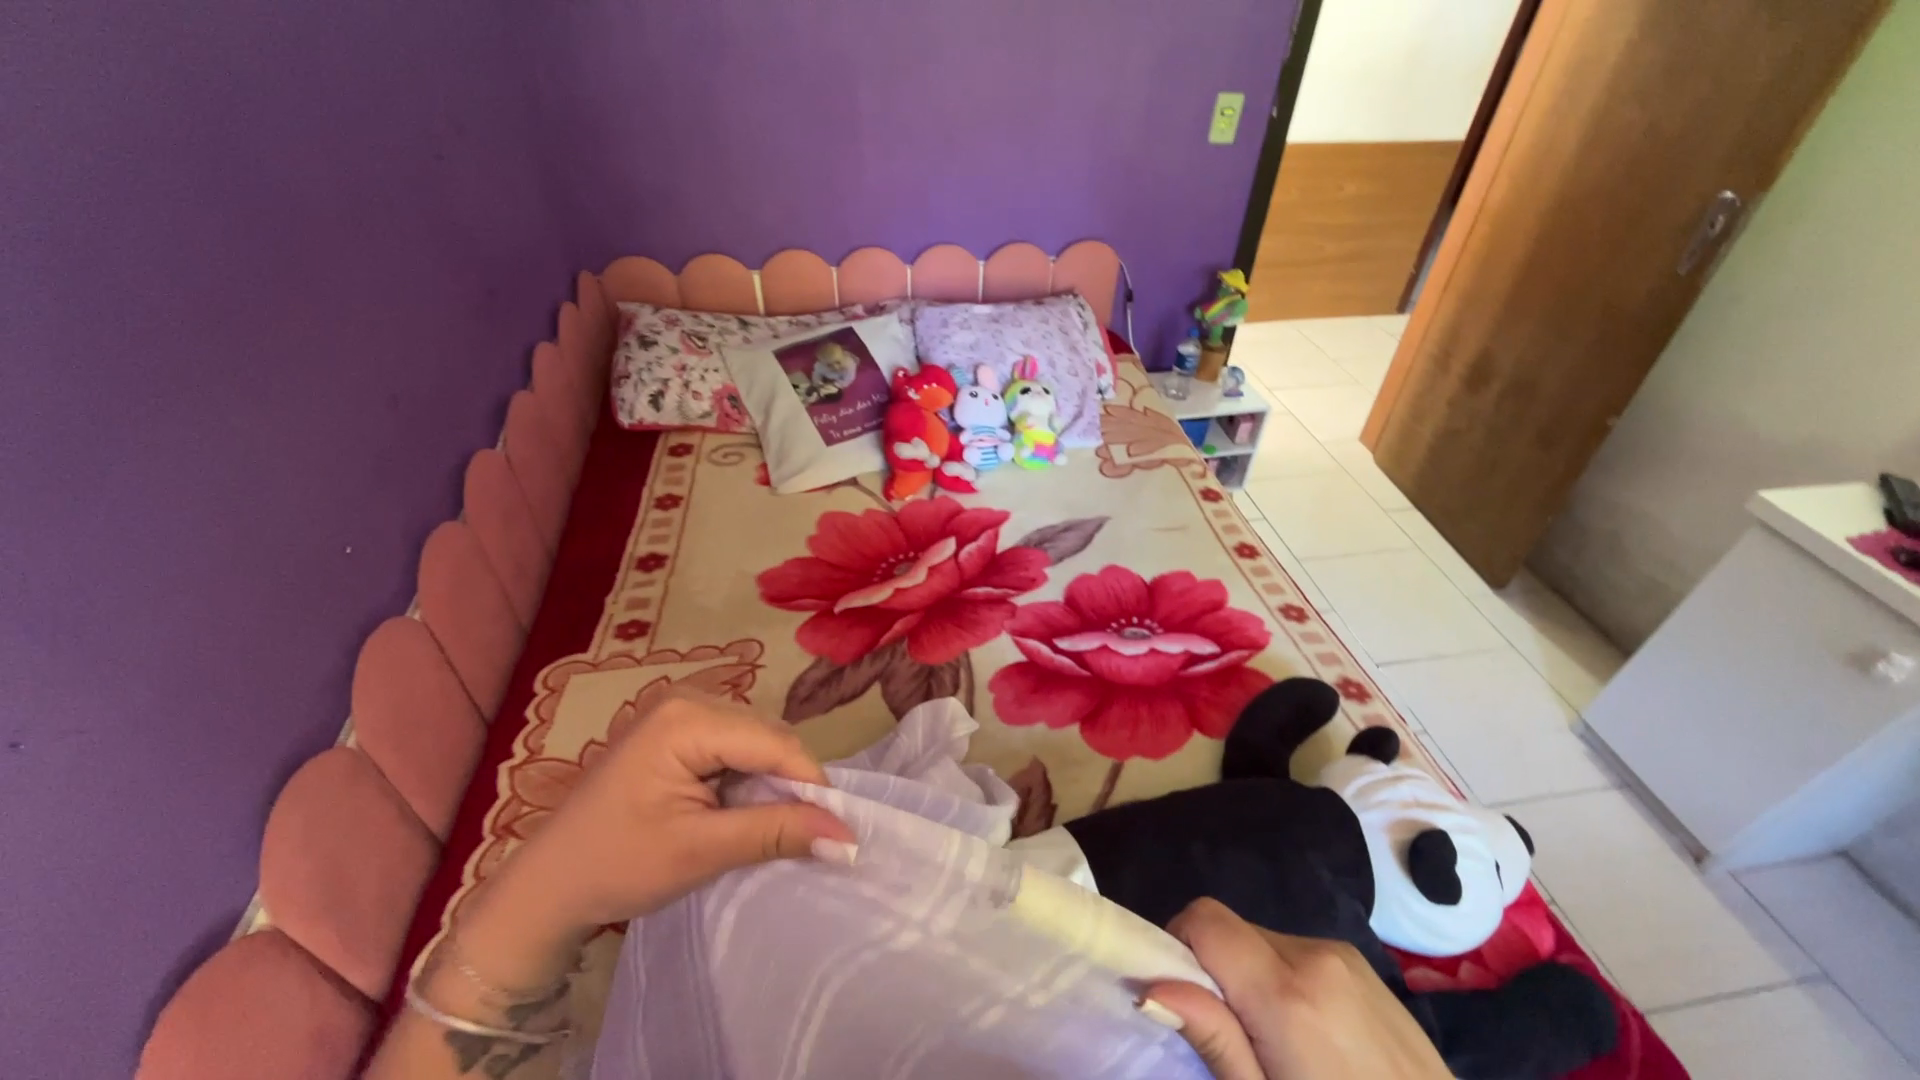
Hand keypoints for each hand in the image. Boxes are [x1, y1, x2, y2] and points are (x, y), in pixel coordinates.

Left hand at [457, 690, 853, 981]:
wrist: (546, 886)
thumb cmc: (616, 865)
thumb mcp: (702, 850)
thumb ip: (777, 832)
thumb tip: (850, 838)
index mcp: (688, 717)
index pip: (776, 742)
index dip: (812, 786)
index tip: (838, 833)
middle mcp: (687, 699)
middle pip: (769, 736)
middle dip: (791, 783)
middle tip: (802, 835)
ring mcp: (679, 711)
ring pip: (757, 741)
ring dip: (771, 782)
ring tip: (769, 827)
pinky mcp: (675, 730)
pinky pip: (735, 746)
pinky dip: (749, 778)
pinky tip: (739, 811)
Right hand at [1145, 899, 1449, 1079]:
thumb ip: (1216, 1040)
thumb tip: (1150, 987)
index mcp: (1286, 991)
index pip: (1203, 919)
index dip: (1176, 948)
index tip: (1181, 1000)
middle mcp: (1314, 954)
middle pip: (1230, 930)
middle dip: (1213, 971)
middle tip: (1228, 1036)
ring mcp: (1345, 957)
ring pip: (1261, 941)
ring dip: (1248, 977)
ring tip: (1273, 1044)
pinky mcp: (1364, 968)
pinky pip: (1297, 953)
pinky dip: (1281, 980)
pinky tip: (1308, 1036)